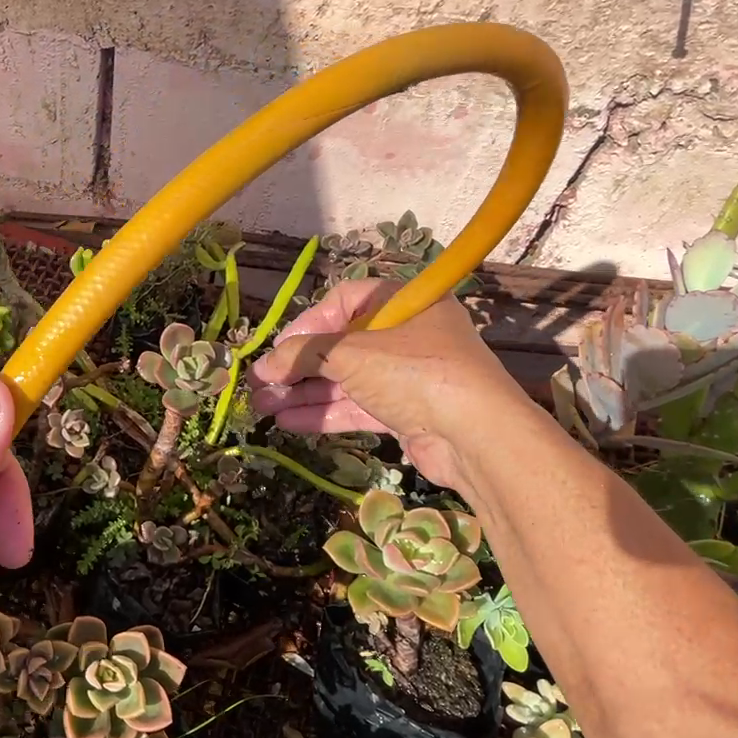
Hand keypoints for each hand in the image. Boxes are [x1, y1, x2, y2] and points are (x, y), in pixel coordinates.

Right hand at [246, 279, 528, 489]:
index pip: (344, 302)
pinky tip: (288, 422)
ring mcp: (408, 376)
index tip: (280, 347)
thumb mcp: (349, 354)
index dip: (307, 322)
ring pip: (345, 380)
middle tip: (261, 382)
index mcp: (405, 303)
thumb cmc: (413, 373)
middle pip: (340, 345)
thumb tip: (262, 367)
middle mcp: (409, 335)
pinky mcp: (407, 412)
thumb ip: (301, 354)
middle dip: (297, 366)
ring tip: (264, 406)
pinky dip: (323, 412)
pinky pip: (357, 406)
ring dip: (304, 392)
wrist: (476, 435)